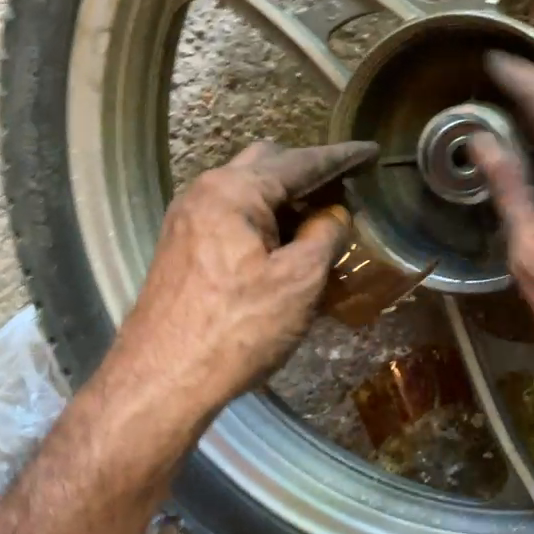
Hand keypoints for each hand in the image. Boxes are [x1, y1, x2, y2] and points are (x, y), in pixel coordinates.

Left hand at [98, 140, 377, 436]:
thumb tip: (335, 212)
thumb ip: (326, 234)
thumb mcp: (300, 280)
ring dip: (286, 198)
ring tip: (322, 220)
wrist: (161, 380)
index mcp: (234, 191)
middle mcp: (205, 193)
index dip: (341, 157)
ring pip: (247, 190)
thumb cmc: (238, 328)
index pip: (301, 161)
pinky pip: (232, 214)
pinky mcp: (183, 247)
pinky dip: (264, 218)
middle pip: (267, 163)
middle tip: (346, 190)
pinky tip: (285, 245)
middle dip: (309, 171)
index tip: (372, 152)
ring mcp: (188, 219)